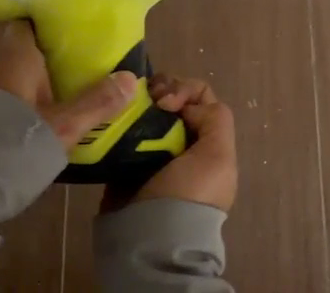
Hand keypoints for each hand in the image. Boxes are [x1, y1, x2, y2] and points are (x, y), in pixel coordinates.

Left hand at [0, 21, 138, 148]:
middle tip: (53, 83)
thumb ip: (96, 103)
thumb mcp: (65, 126)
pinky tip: (7, 137)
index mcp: (16, 61)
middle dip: (28, 70)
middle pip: (10, 59)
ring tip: (32, 113)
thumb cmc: (19, 144)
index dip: (38, 30)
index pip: (23, 28)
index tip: (57, 37)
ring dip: (9, 96)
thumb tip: (129, 78)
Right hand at [117, 73, 237, 212]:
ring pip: (146, 111)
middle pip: (171, 99)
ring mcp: (152, 152)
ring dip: (137, 103)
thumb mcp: (218, 159)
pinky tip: (111, 117)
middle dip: (158, 91)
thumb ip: (215, 120)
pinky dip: (118, 119)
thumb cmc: (187, 195)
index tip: (165, 103)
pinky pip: (123, 129)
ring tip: (123, 105)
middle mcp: (182, 144)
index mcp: (207, 144)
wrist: (151, 239)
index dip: (183, 89)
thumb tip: (186, 107)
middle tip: (145, 99)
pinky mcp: (125, 161)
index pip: (199, 96)